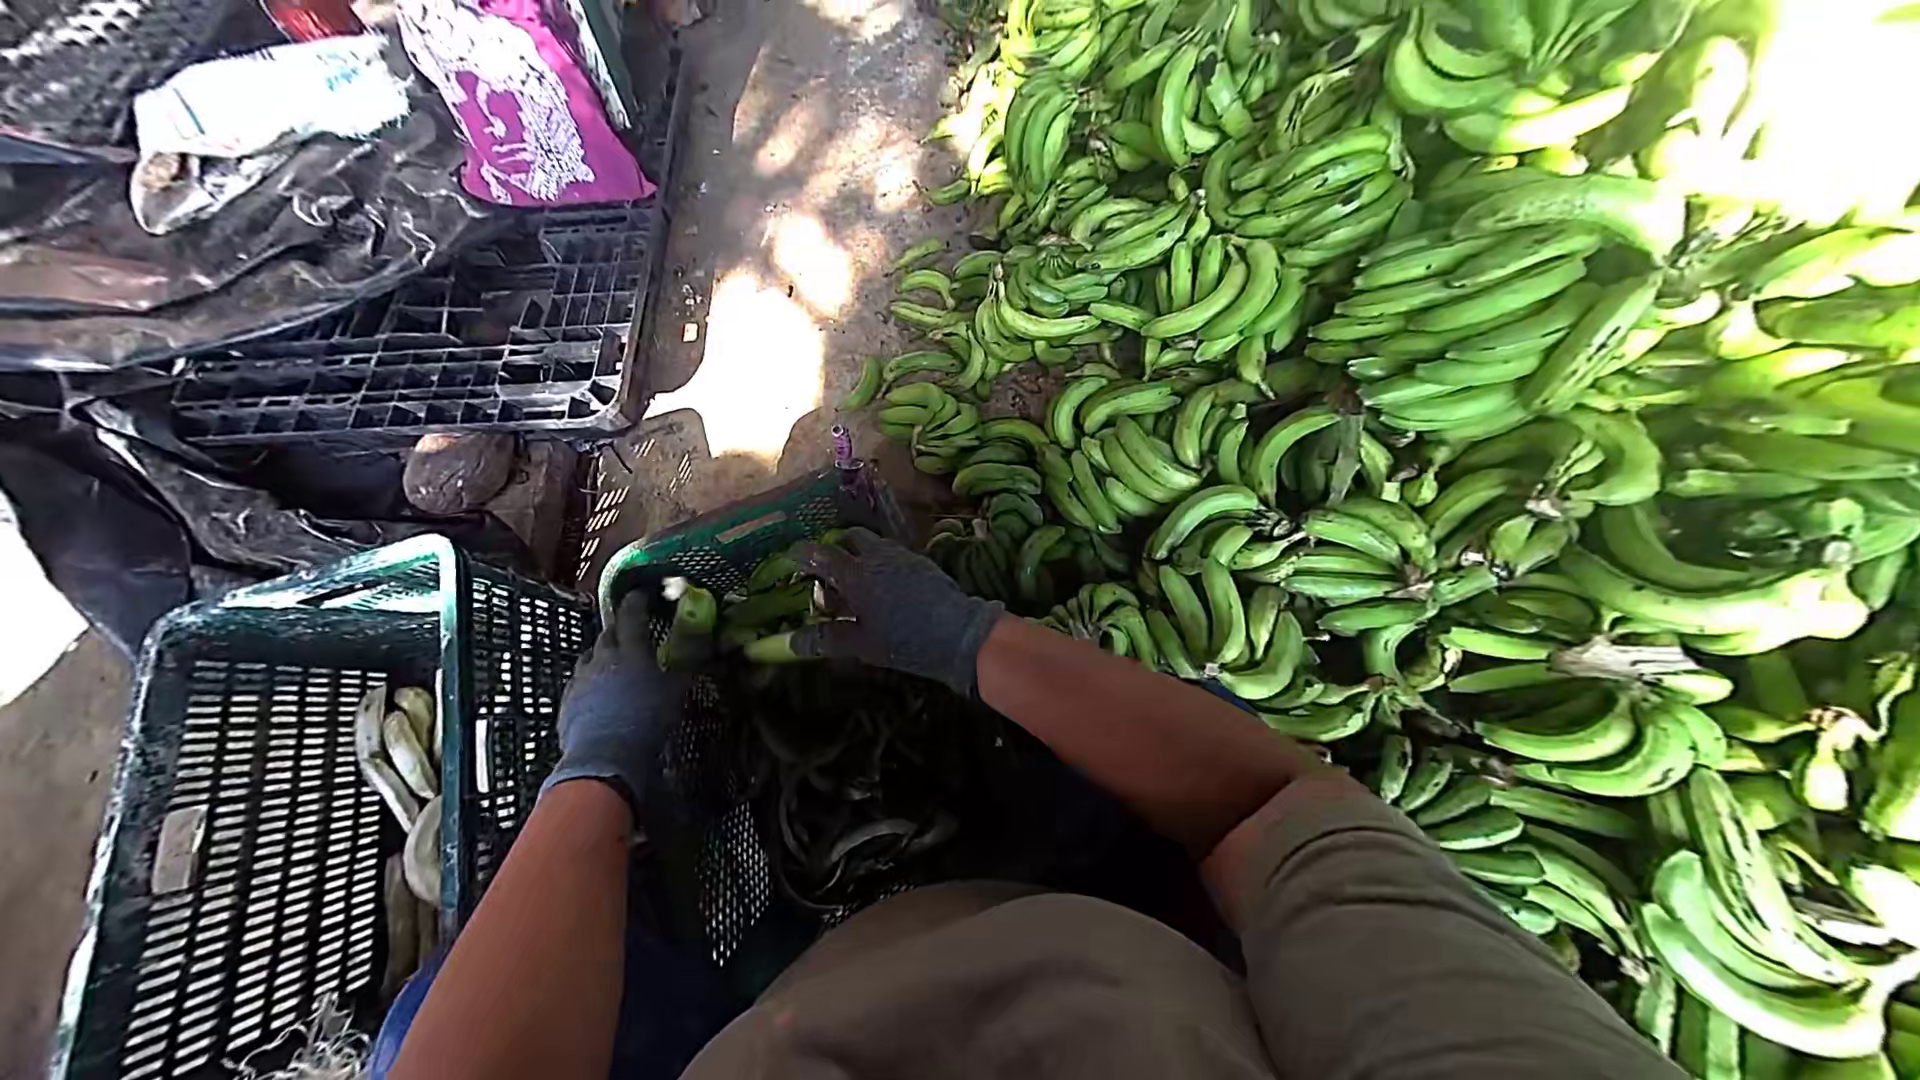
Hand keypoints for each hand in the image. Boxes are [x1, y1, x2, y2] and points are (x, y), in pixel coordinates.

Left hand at [540, 591, 684, 814]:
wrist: (604, 756)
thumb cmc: (648, 718)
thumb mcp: (677, 690)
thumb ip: (688, 662)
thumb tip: (704, 639)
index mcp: (631, 649)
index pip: (632, 614)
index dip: (637, 601)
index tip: (642, 593)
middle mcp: (602, 657)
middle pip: (608, 632)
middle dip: (620, 627)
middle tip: (632, 631)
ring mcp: (580, 679)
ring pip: (591, 655)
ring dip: (603, 653)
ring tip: (615, 661)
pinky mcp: (567, 701)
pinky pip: (579, 680)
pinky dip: (591, 678)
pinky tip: (599, 690)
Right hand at [789, 527, 1003, 695]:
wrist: (958, 633)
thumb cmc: (904, 641)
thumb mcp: (860, 645)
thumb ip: (826, 638)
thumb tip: (791, 642)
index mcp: (856, 575)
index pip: (821, 555)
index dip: (803, 554)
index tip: (792, 556)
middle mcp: (877, 557)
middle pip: (851, 537)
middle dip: (837, 546)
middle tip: (830, 567)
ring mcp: (903, 556)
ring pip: (875, 543)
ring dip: (861, 552)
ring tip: (858, 577)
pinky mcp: (923, 562)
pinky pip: (895, 553)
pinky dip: (882, 561)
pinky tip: (886, 584)